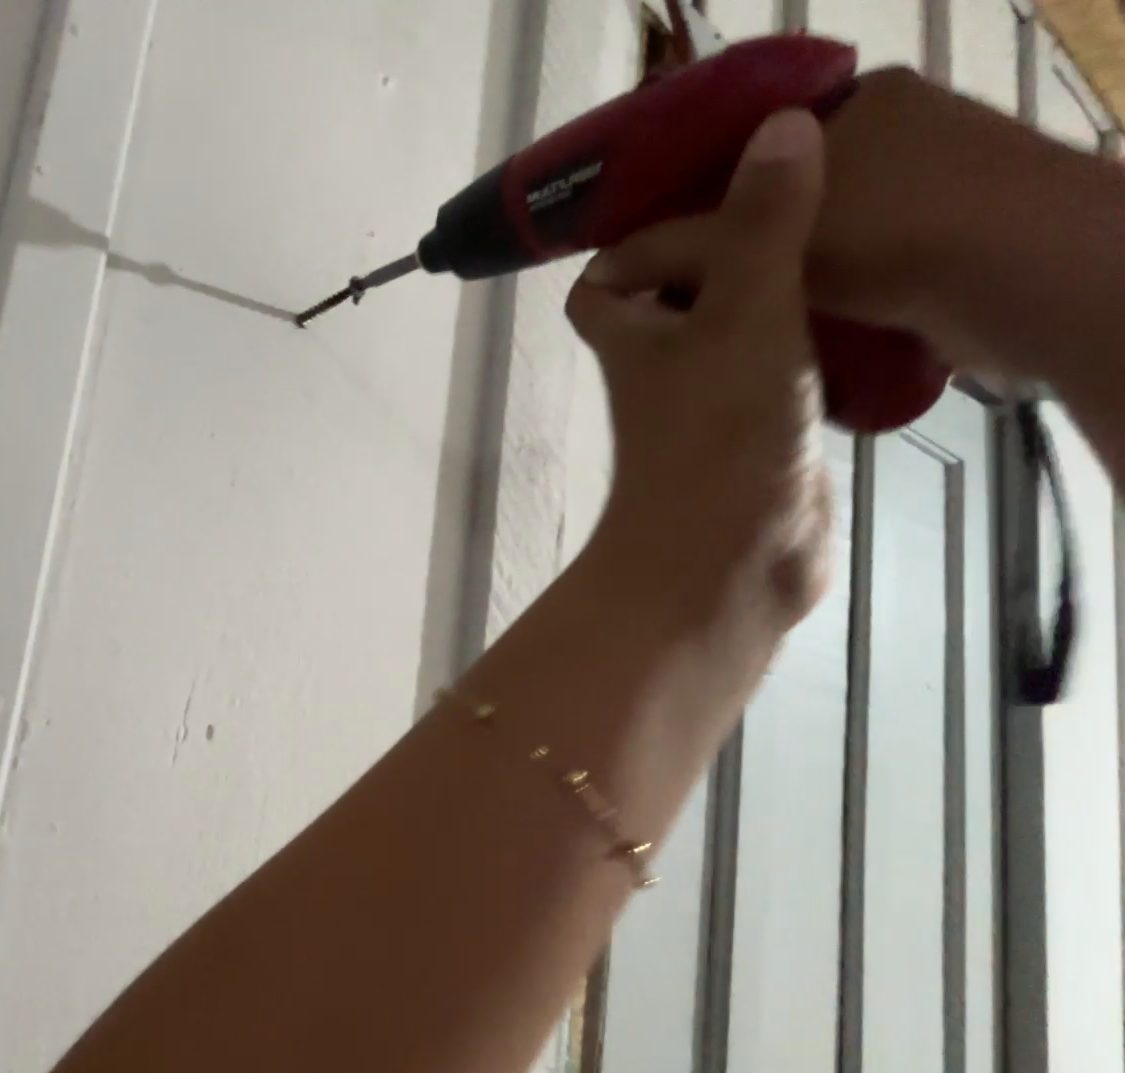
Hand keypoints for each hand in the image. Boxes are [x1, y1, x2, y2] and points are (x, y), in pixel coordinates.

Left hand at [568, 110, 835, 632]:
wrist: (727, 559)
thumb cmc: (714, 434)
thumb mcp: (742, 313)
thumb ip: (758, 228)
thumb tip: (778, 128)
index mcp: (628, 335)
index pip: (600, 281)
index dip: (631, 242)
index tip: (693, 195)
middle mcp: (654, 368)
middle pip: (670, 301)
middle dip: (719, 259)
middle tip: (789, 208)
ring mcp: (702, 405)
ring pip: (726, 336)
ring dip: (771, 300)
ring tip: (837, 249)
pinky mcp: (753, 436)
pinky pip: (774, 375)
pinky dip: (805, 348)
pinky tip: (859, 319)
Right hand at [570, 69, 1035, 382]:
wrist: (1040, 279)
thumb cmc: (894, 231)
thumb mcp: (757, 240)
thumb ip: (671, 251)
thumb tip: (597, 273)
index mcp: (851, 102)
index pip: (739, 141)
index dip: (682, 186)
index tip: (638, 234)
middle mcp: (890, 134)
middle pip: (766, 193)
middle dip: (717, 241)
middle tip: (661, 284)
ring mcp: (922, 188)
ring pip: (803, 235)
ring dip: (758, 273)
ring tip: (702, 313)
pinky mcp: (940, 243)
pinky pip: (843, 267)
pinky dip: (806, 293)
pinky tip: (766, 323)